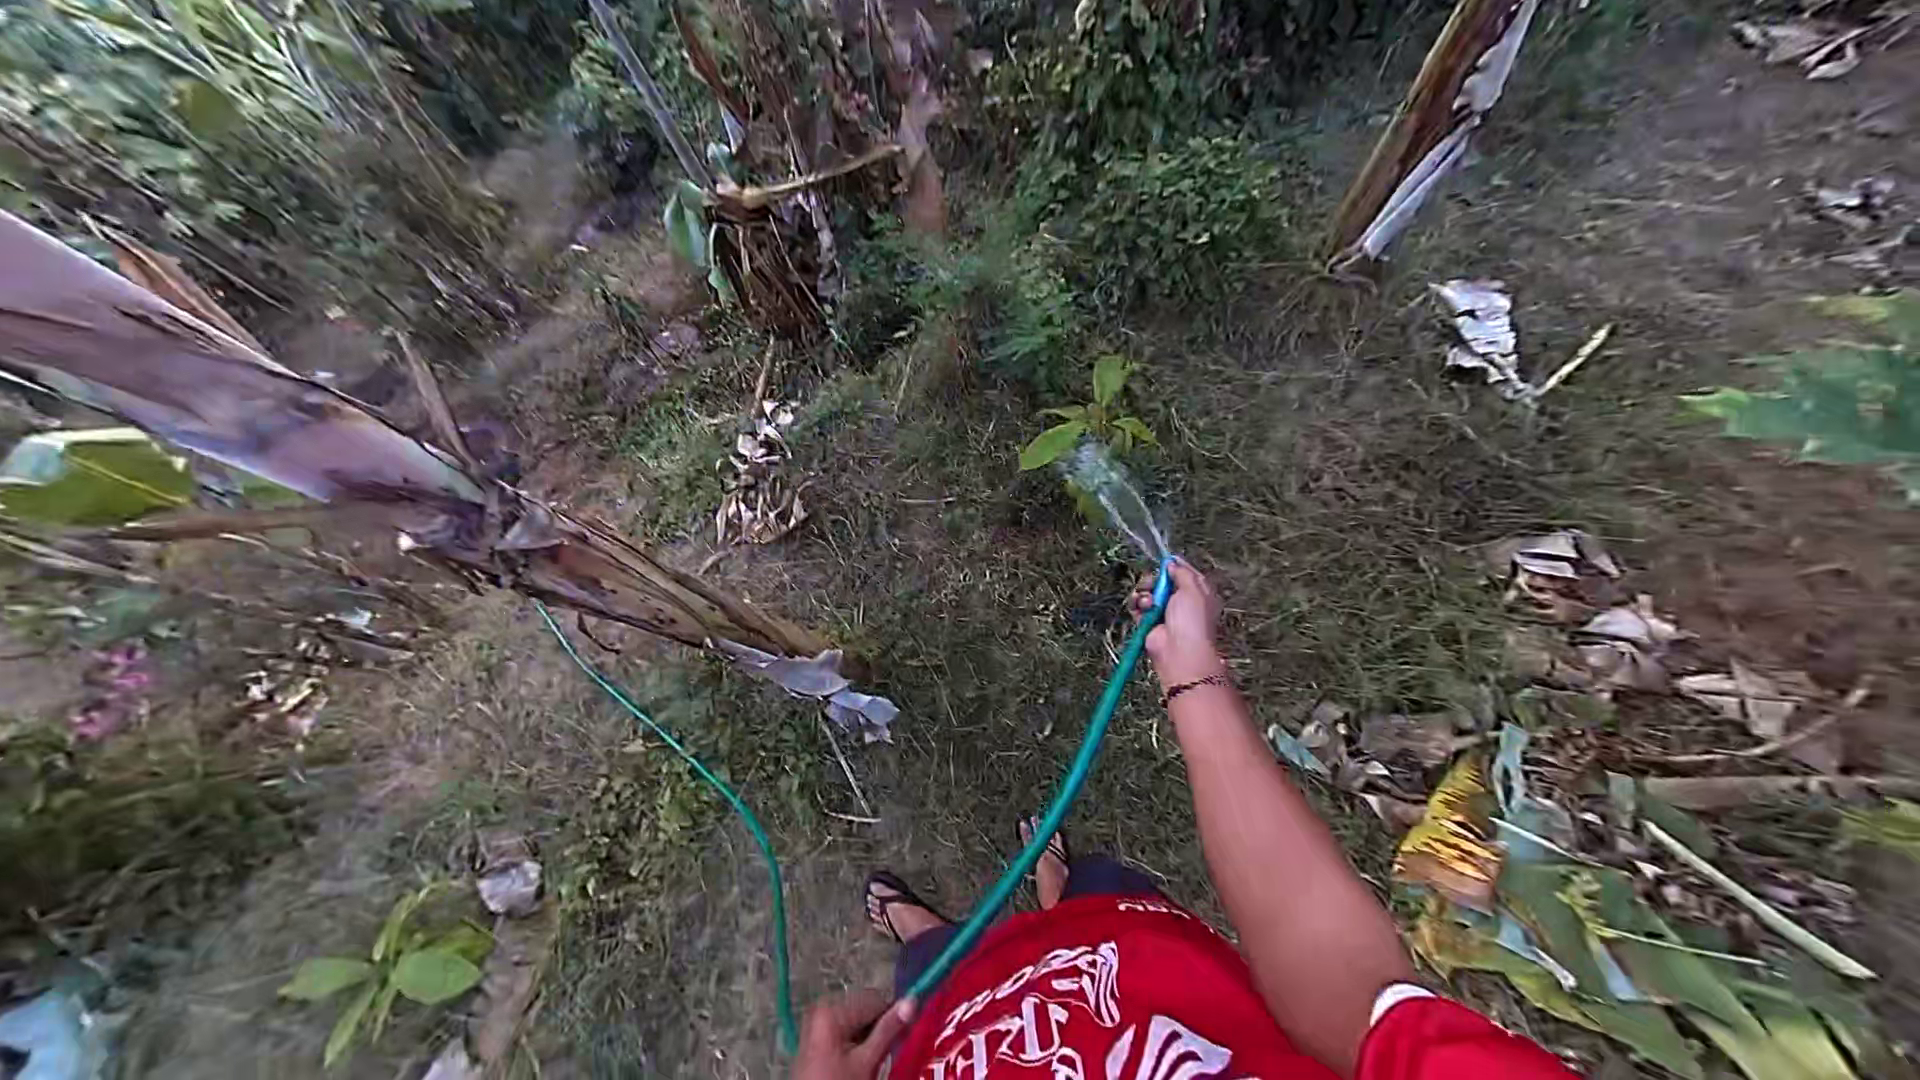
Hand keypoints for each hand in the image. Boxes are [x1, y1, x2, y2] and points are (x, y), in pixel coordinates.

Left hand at [792, 992, 916, 1079]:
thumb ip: (888, 1029)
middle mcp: (822, 1010)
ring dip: (870, 1038)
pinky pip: (844, 1033)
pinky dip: (857, 1044)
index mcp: (832, 1009)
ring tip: (876, 1060)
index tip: (910, 1030)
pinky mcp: (816, 1041)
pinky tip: (861, 1063)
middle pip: (864, 1010)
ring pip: (856, 1023)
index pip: (875, 1000)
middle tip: (894, 1048)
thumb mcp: (865, 1061)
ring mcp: (817, 1026)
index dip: (895, 1014)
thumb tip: (911, 1002)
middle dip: (881, 1028)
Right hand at [1130, 557, 1224, 687]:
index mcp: (1197, 592)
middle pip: (1161, 581)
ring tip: (1148, 602)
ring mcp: (1163, 612)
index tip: (1165, 561)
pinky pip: (1137, 605)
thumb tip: (1171, 563)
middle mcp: (1180, 601)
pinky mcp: (1147, 621)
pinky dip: (1136, 604)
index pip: (1183, 573)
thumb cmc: (1192, 619)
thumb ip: (1182, 572)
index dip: (1173, 566)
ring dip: (1144, 593)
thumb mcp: (1193, 588)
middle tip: (1152, 584)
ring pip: (1147, 591)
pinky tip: (1141, 608)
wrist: (1179, 650)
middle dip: (1153, 580)